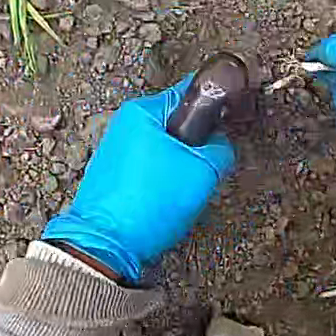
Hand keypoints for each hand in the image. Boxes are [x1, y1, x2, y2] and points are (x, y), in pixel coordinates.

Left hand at [41, 74, 235, 283]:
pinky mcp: (115, 173)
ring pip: (167, 148)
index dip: (217, 103)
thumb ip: (221, 148)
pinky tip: (165, 199)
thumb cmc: (146, 204)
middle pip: (179, 122)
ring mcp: (117, 149)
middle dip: (198, 144)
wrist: (105, 245)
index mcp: (143, 111)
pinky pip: (152, 167)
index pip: (190, 91)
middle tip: (205, 166)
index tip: (231, 118)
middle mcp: (126, 124)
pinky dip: (164, 180)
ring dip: (181, 165)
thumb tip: (221, 144)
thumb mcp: (203, 171)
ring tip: (181, 188)